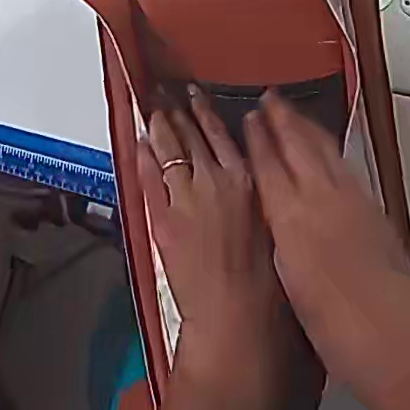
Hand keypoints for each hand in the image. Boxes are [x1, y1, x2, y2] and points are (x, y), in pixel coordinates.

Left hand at [138, 87, 283, 409]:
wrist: (237, 318)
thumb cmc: (265, 283)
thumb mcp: (269, 223)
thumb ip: (252, 188)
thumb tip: (239, 166)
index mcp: (247, 180)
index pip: (219, 132)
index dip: (203, 109)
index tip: (194, 93)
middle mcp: (215, 179)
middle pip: (189, 134)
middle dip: (174, 109)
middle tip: (163, 90)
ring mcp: (186, 195)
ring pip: (168, 148)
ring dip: (158, 125)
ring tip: (151, 108)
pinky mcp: (163, 214)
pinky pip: (149, 175)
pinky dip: (143, 155)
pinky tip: (140, 142)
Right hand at [243, 89, 409, 368]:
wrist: (407, 352)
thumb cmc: (340, 330)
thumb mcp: (286, 278)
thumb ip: (274, 232)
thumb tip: (266, 208)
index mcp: (292, 215)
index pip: (267, 161)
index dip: (257, 136)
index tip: (249, 116)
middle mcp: (324, 200)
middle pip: (299, 144)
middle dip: (283, 117)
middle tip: (270, 98)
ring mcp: (355, 204)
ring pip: (326, 150)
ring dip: (307, 126)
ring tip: (295, 113)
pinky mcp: (376, 216)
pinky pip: (345, 166)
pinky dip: (330, 149)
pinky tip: (328, 153)